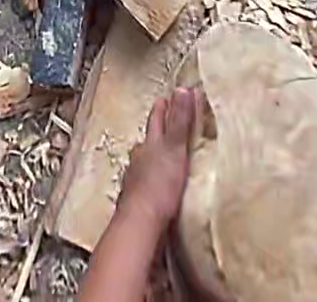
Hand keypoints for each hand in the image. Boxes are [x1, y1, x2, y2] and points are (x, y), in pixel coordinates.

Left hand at [118, 87, 198, 228]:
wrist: (138, 228)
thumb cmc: (158, 185)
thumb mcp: (175, 149)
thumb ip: (179, 121)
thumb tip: (182, 88)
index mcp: (149, 144)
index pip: (156, 118)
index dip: (163, 107)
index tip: (168, 96)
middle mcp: (139, 159)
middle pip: (149, 138)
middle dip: (158, 129)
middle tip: (168, 120)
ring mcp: (135, 181)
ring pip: (145, 160)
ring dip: (155, 155)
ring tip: (167, 154)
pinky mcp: (137, 202)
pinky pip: (146, 182)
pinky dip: (153, 178)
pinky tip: (159, 184)